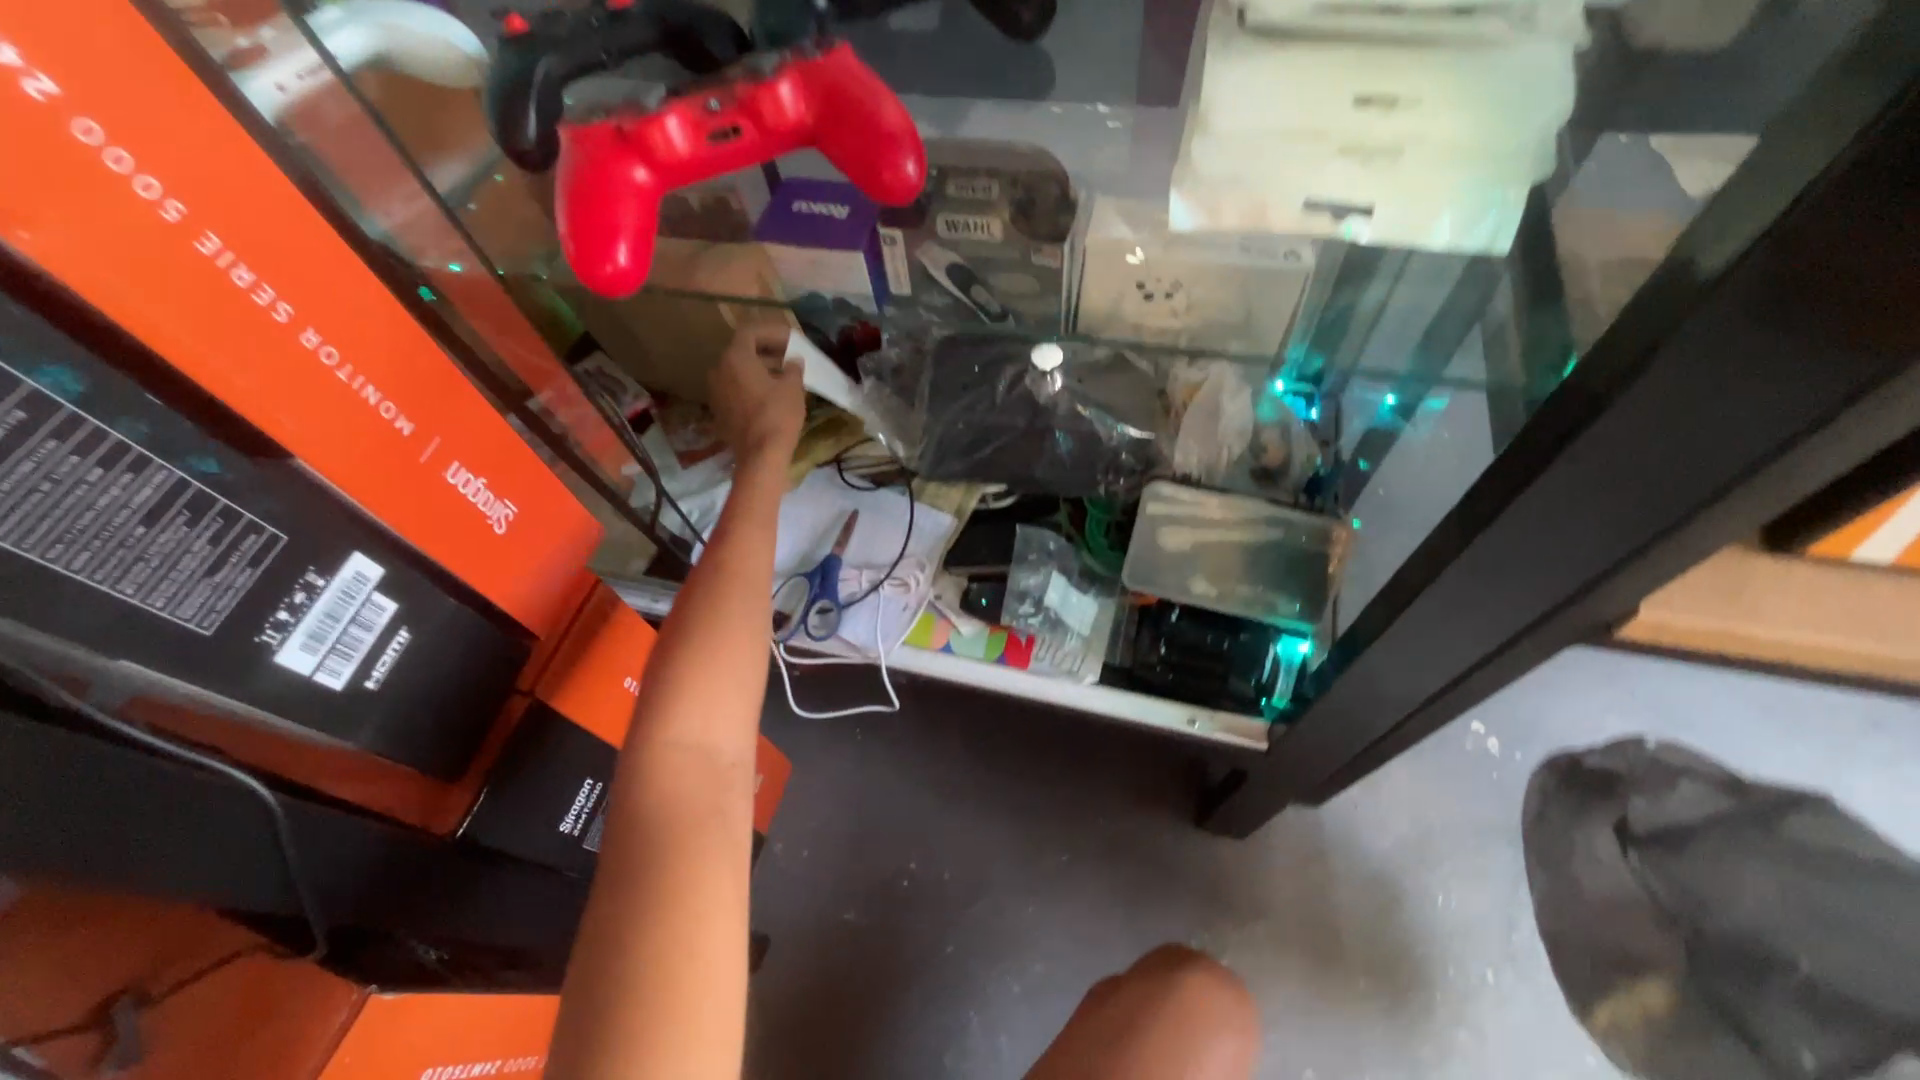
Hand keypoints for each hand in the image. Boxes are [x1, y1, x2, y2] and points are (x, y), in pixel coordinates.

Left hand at [707, 323, 805, 469]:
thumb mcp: (793, 387)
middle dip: (766, 351)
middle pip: (742, 351)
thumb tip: (794, 361)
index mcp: (735, 358)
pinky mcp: (719, 410)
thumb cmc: (778, 415)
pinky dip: (751, 386)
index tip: (790, 341)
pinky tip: (770, 395)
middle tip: (788, 357)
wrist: (760, 455)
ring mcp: (716, 391)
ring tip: (782, 376)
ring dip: (759, 369)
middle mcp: (719, 370)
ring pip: (737, 371)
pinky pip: (735, 389)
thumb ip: (793, 368)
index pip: (750, 332)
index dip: (772, 333)